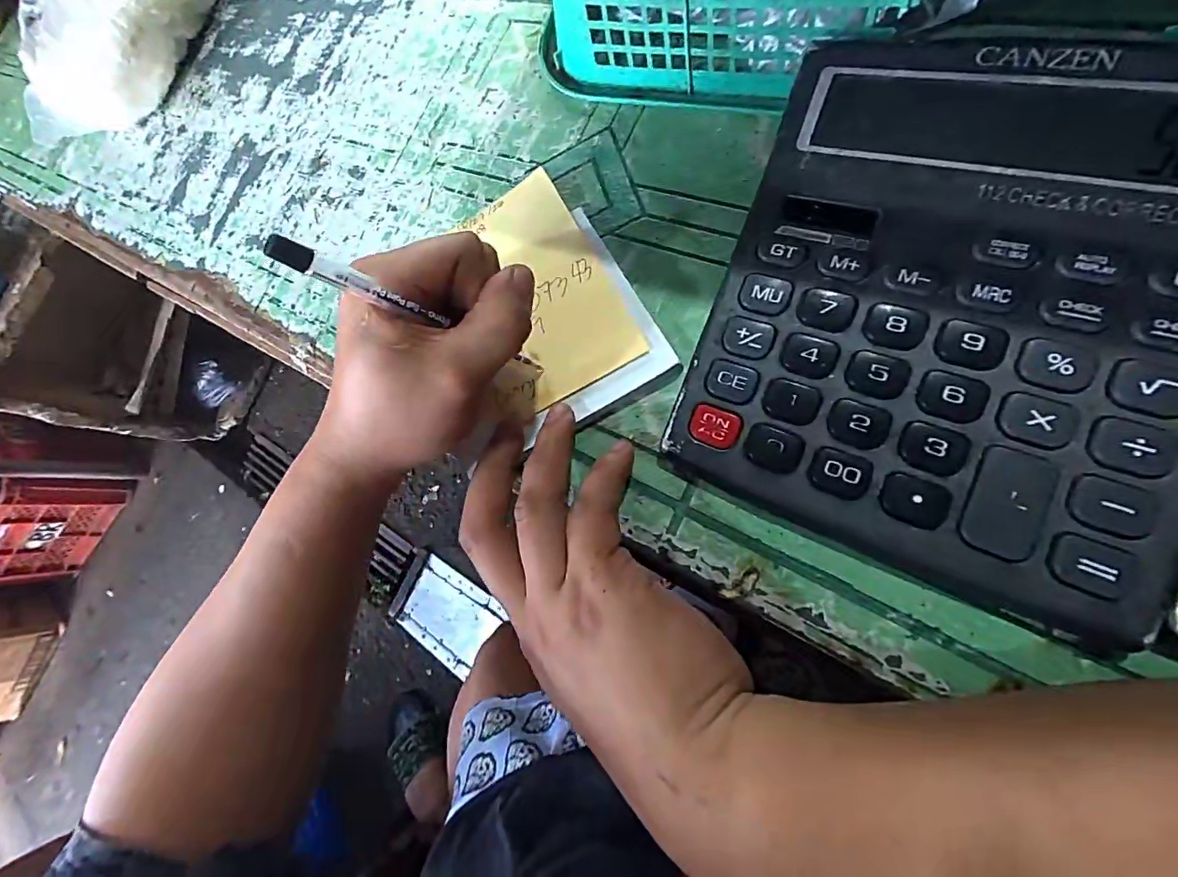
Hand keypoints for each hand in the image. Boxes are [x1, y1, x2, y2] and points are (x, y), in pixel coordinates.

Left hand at [311, 232, 532, 482]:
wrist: (363, 460)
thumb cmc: (401, 419)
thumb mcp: (459, 373)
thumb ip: (499, 320)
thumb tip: (522, 275)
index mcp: (386, 274)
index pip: (467, 251)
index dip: (484, 293)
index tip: (468, 343)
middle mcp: (390, 274)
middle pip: (470, 266)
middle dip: (483, 312)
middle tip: (467, 360)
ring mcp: (398, 295)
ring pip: (470, 289)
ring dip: (479, 328)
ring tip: (459, 366)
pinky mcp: (407, 317)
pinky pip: (459, 308)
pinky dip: (469, 336)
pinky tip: (453, 365)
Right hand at [458, 404, 751, 784]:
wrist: (694, 760)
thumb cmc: (648, 715)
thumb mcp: (589, 670)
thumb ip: (578, 623)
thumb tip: (589, 582)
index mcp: (528, 630)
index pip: (485, 556)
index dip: (485, 503)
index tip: (499, 468)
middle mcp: (531, 611)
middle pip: (483, 523)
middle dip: (490, 468)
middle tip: (511, 425)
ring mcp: (561, 597)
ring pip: (533, 506)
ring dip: (546, 453)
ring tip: (563, 418)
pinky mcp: (602, 582)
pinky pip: (592, 511)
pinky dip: (604, 476)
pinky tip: (622, 456)